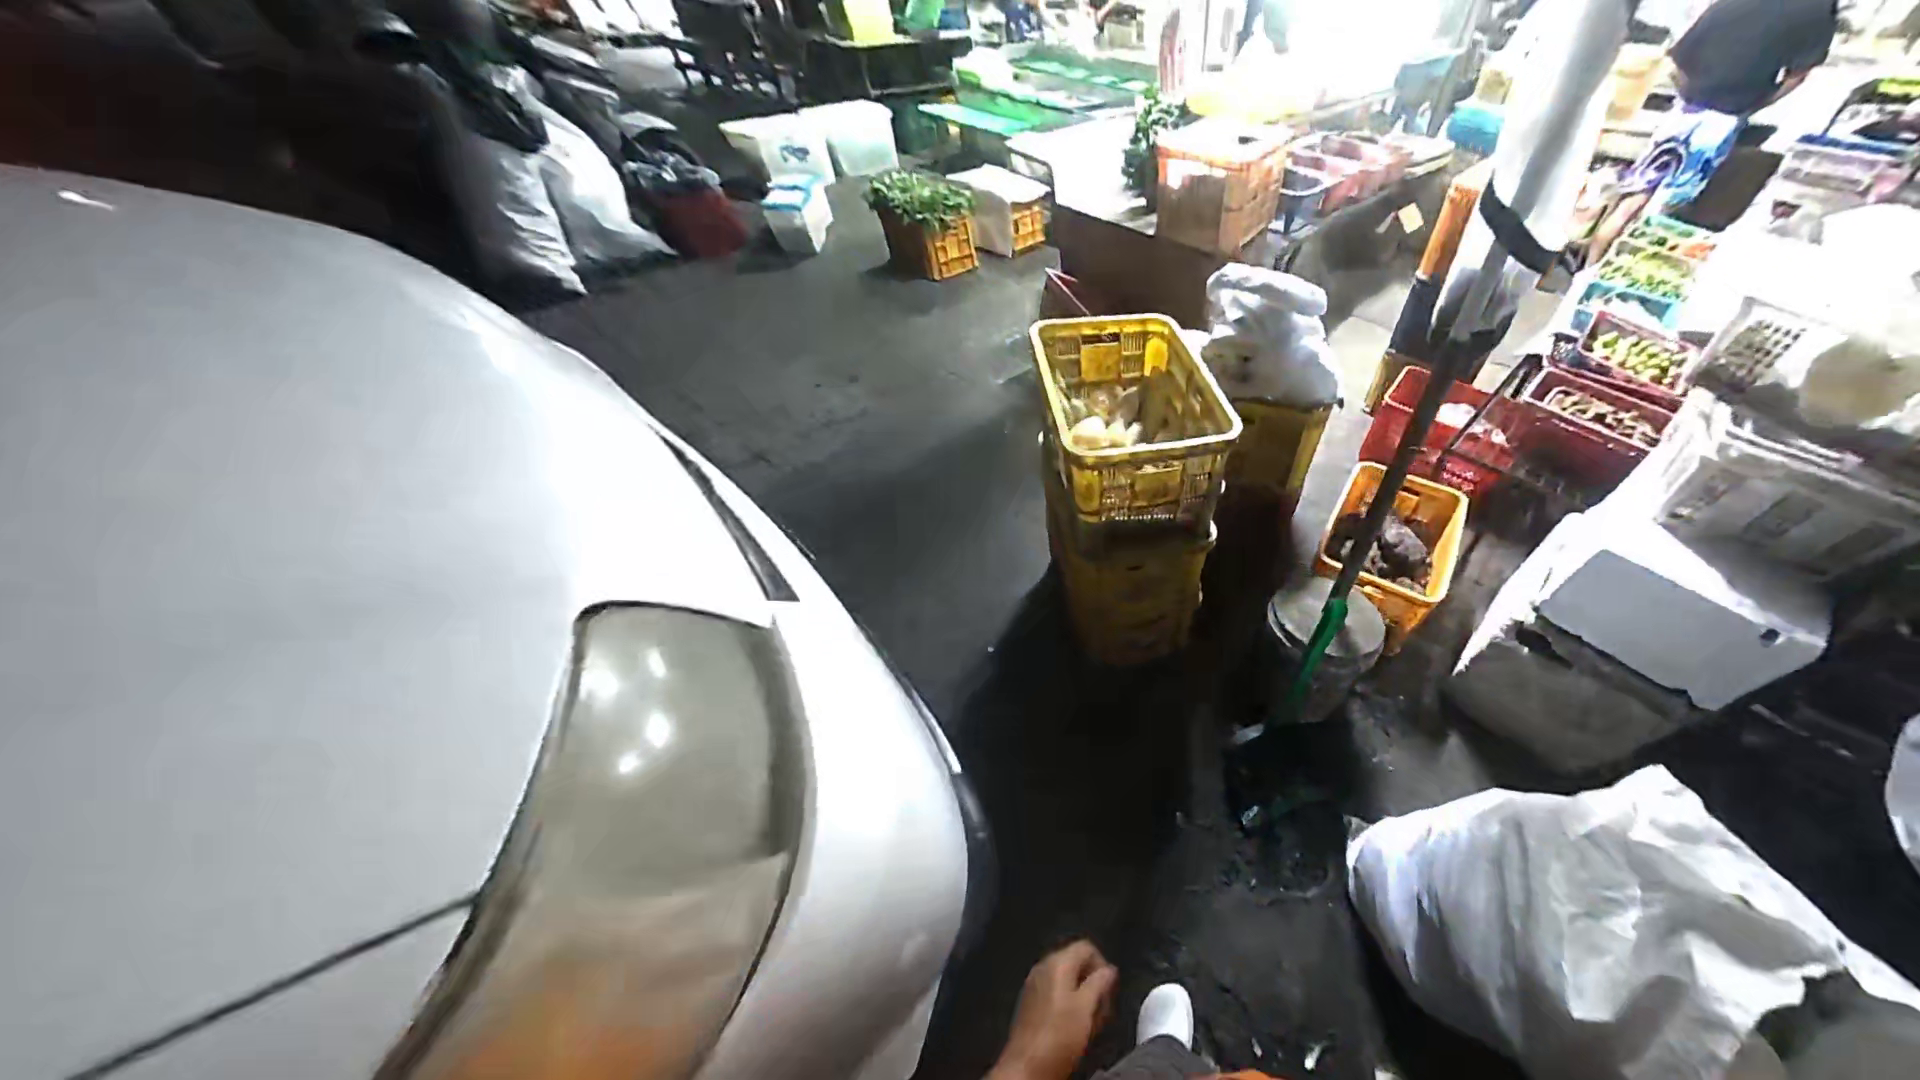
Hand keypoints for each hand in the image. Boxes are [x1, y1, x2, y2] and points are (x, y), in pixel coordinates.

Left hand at [988, 940, 1117, 1079]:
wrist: (1027, 1065)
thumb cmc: (1059, 1034)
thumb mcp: (1085, 1009)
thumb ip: (1099, 984)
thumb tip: (1110, 969)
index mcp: (1057, 962)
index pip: (1086, 947)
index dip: (1102, 965)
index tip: (1109, 992)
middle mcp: (1044, 966)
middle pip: (1077, 962)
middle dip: (1094, 983)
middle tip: (1102, 1011)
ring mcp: (1035, 982)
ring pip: (1067, 979)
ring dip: (1083, 996)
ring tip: (1091, 1022)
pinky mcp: (1032, 1000)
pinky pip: (1056, 991)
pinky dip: (1069, 1003)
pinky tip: (1074, 1026)